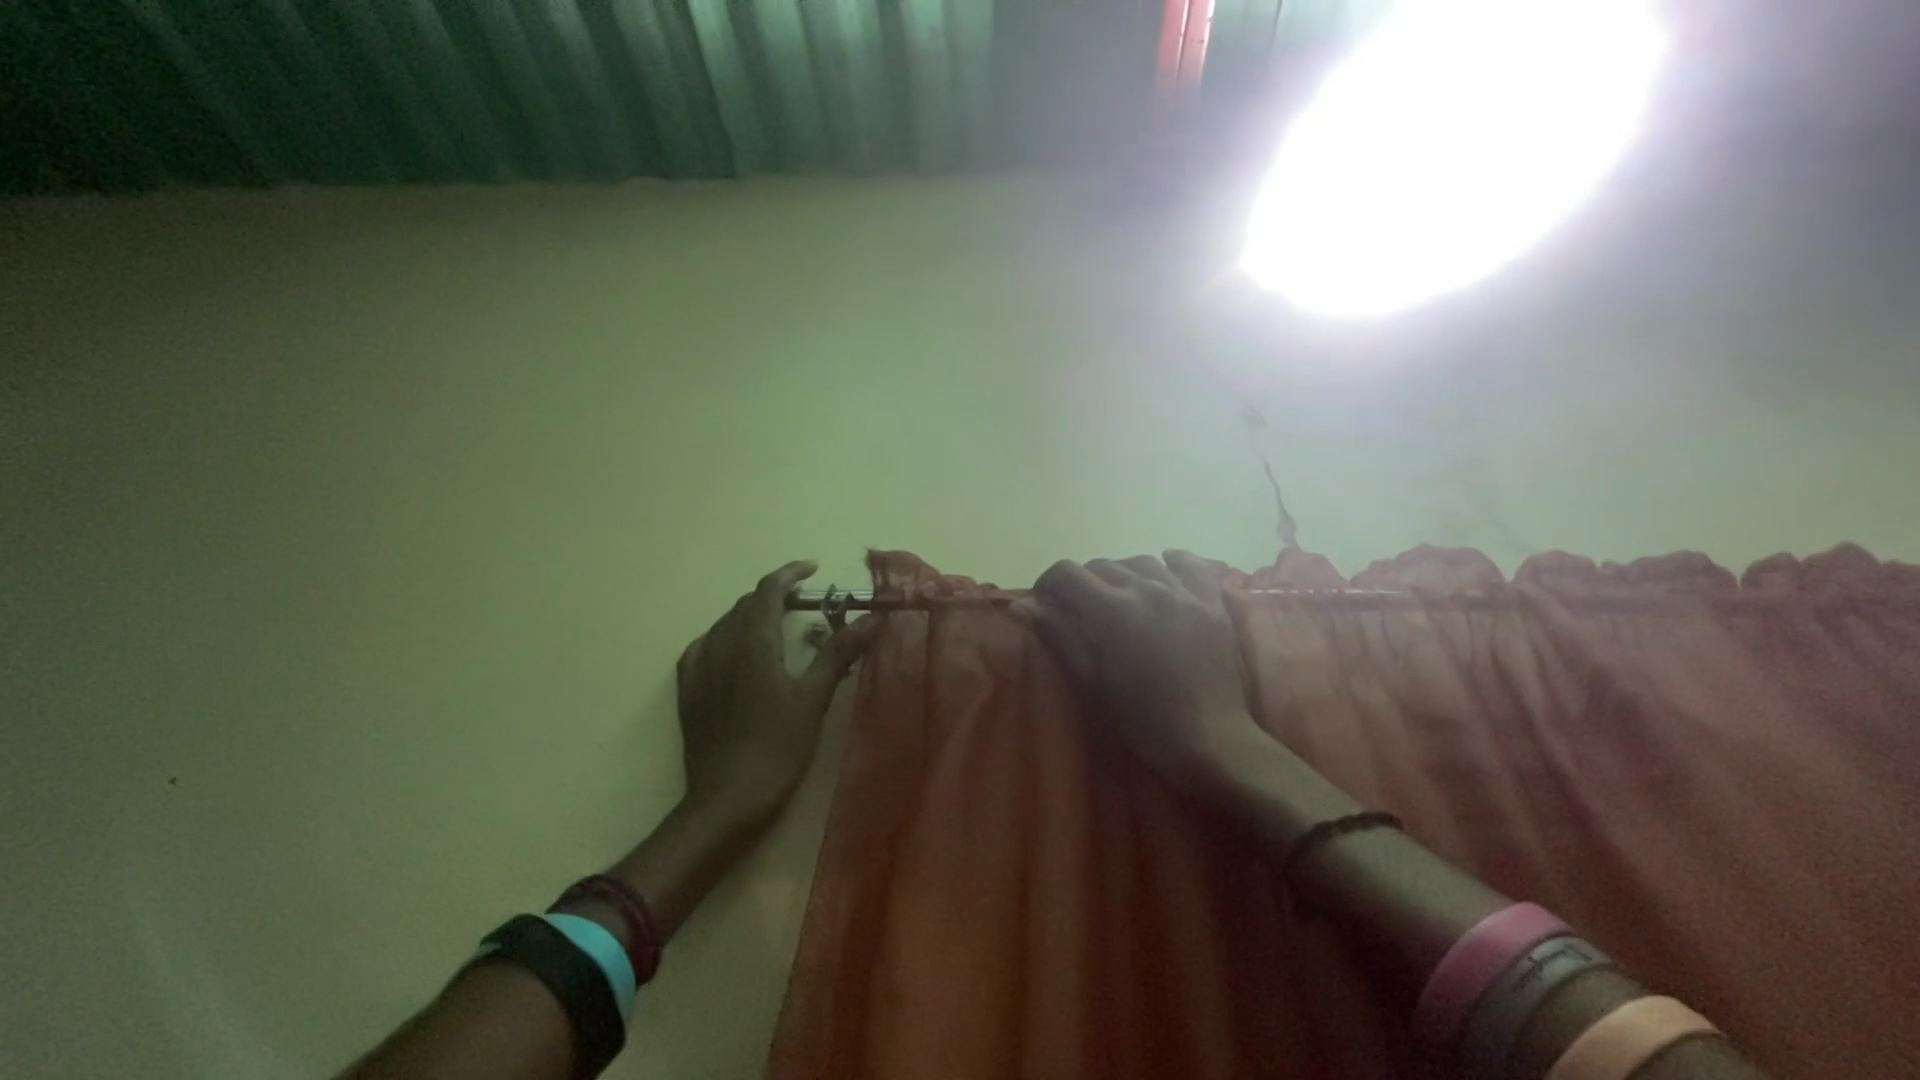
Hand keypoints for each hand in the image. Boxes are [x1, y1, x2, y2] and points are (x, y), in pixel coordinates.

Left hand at [674, 560, 877, 829]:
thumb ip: (839, 653)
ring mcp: (699, 667)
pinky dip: (726, 636)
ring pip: (724, 623)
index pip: (769, 590)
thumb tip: (871, 619)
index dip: (790, 574)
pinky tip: (735, 651)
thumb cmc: (778, 748)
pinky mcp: (688, 689)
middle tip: (805, 604)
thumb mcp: (814, 699)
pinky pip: (705, 646)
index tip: (812, 569)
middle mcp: (721, 645)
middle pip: (746, 604)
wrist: (726, 800)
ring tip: (776, 625)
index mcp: (753, 642)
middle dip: (775, 595)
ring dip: (751, 614)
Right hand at [1013, 552, 1272, 808]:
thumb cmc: (1141, 719)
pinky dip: (1173, 562)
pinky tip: (1164, 568)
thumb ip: (1058, 636)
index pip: (1068, 573)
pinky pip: (1191, 565)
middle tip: (1079, 608)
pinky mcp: (1212, 603)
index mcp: (1112, 609)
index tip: (1045, 602)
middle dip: (1083, 582)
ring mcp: (1184, 593)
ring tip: (1119, 595)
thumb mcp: (1090, 681)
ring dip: (1122, 573)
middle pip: (1103, 566)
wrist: (1208, 739)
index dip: (1049, 583)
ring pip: (1142, 562)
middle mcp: (1147, 589)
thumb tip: (1022, 605)